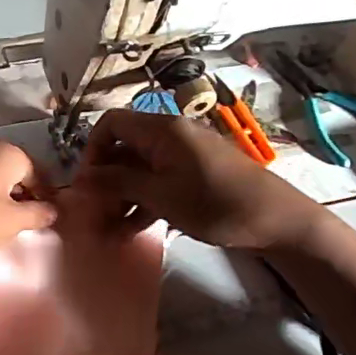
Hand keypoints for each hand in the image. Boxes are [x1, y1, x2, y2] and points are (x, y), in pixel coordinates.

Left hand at [0, 142, 58, 259]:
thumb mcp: (13, 221)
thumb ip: (39, 214)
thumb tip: (54, 210)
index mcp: (8, 153)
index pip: (42, 175)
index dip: (49, 198)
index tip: (50, 221)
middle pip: (20, 177)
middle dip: (27, 200)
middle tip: (28, 227)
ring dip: (6, 204)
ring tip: (4, 229)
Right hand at [74, 110, 324, 250]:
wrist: (273, 218)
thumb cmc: (214, 202)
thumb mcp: (161, 195)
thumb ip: (119, 183)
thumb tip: (81, 178)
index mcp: (161, 129)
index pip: (111, 124)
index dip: (92, 151)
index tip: (86, 184)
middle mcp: (169, 136)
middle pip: (124, 149)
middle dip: (105, 180)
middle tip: (94, 213)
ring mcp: (182, 156)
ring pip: (139, 170)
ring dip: (122, 197)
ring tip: (108, 230)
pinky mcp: (192, 176)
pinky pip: (158, 183)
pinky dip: (143, 202)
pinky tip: (131, 231)